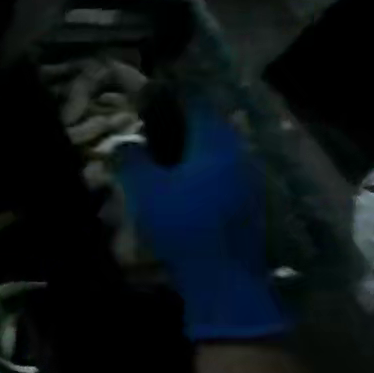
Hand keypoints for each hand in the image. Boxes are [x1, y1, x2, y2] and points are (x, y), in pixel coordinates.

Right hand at [114, 94, 287, 341]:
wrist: (223, 278)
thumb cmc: (182, 225)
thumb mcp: (144, 190)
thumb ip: (131, 160)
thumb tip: (124, 144)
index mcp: (215, 143)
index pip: (195, 103)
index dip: (171, 95)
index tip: (150, 94)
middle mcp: (239, 154)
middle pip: (209, 126)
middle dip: (182, 122)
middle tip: (154, 126)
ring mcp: (249, 180)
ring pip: (218, 151)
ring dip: (193, 148)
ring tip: (166, 154)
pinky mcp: (249, 203)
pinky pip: (223, 172)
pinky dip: (203, 169)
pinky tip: (184, 183)